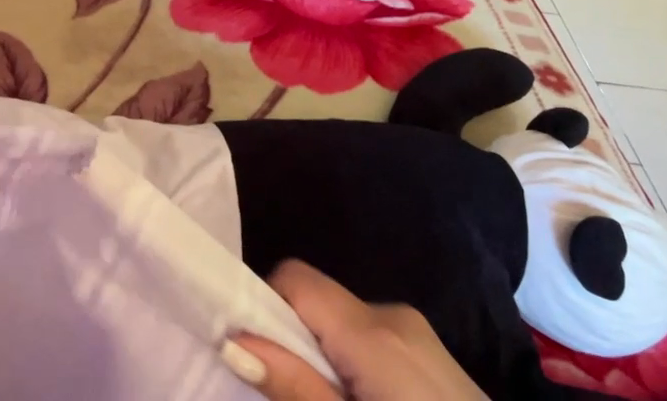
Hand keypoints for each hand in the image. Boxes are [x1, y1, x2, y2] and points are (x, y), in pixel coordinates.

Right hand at [223, 261, 484, 400]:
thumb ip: (293, 386)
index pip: (293, 276)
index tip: (250, 352)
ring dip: (323, 355)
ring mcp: (420, 334)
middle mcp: (394, 315)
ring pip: (342, 323)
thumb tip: (231, 339)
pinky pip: (372, 340)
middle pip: (316, 301)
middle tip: (290, 393)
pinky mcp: (435, 356)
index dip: (261, 305)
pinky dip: (353, 363)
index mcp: (371, 330)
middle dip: (292, 340)